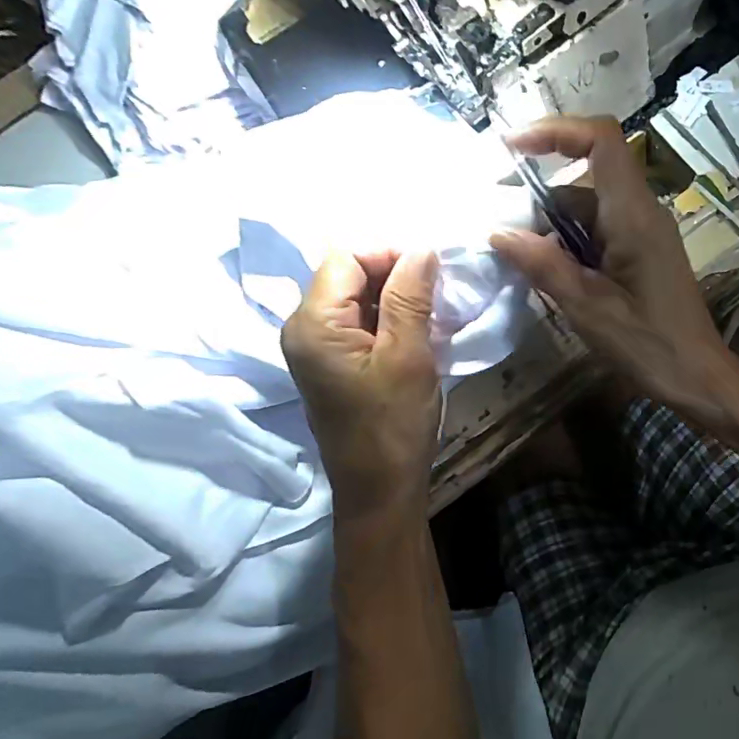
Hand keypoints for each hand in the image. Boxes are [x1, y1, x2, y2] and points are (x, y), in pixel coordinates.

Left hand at [281, 249, 441, 520]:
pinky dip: (386, 316)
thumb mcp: (408, 355)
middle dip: (392, 273)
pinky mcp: (331, 361)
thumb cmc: (393, 425)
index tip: (430, 271)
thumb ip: (410, 296)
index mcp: (312, 323)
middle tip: (435, 291)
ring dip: (393, 295)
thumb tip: (421, 248)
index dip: (388, 253)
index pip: (345, 257)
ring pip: (355, 296)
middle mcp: (303, 328)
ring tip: (430, 309)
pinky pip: (357, 321)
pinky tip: (415, 328)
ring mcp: (315, 346)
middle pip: (346, 273)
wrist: (379, 490)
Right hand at [489, 117, 738, 423]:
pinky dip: (567, 242)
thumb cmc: (649, 344)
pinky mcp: (640, 251)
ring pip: (587, 207)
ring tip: (518, 259)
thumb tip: (498, 232)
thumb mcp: (588, 307)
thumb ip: (543, 265)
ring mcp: (642, 231)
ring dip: (550, 225)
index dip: (556, 130)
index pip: (601, 140)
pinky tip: (548, 273)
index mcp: (633, 215)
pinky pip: (597, 230)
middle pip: (585, 177)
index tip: (511, 146)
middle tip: (500, 225)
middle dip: (539, 194)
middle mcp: (640, 212)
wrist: (698, 377)